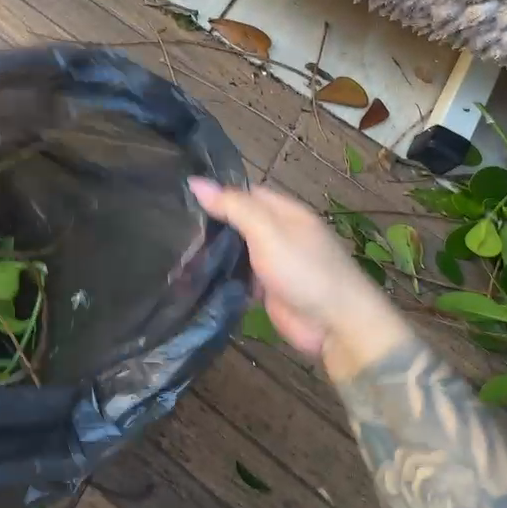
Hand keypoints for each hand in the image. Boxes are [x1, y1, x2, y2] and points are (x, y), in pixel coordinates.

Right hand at [188, 177, 408, 380]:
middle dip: (209, 221)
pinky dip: (218, 272)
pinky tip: (190, 271)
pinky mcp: (266, 287)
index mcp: (284, 212)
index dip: (215, 192)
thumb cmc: (305, 270)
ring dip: (211, 248)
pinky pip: (236, 273)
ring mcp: (272, 261)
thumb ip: (232, 206)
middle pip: (237, 220)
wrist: (337, 326)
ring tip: (172, 243)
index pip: (243, 192)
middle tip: (169, 220)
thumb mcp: (267, 231)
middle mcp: (278, 233)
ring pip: (234, 247)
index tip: (179, 194)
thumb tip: (194, 181)